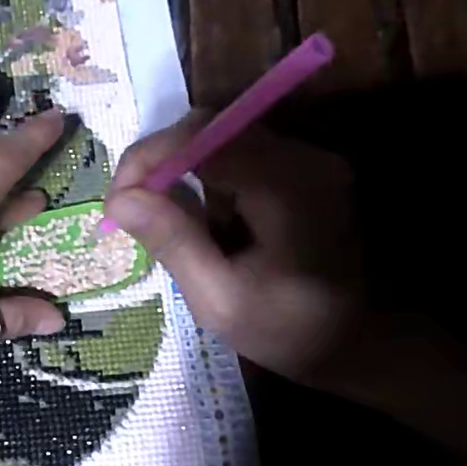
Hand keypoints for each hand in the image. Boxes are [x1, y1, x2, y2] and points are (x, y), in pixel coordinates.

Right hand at [104, 111, 359, 381]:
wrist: (350, 339)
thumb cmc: (283, 329)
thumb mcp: (218, 300)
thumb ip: (173, 242)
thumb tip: (118, 198)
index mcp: (288, 190)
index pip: (204, 139)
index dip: (150, 157)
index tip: (116, 200)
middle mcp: (303, 159)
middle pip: (209, 126)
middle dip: (157, 159)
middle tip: (126, 204)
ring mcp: (305, 158)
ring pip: (217, 134)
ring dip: (174, 164)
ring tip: (148, 208)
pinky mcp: (299, 166)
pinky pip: (233, 149)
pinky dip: (197, 170)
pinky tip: (184, 206)